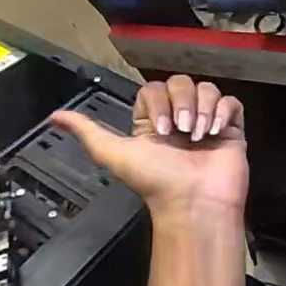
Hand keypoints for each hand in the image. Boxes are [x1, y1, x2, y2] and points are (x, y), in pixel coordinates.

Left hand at [50, 75, 247, 227]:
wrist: (194, 202)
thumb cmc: (156, 180)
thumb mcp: (115, 155)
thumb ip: (88, 133)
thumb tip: (54, 117)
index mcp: (153, 122)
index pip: (156, 88)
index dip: (158, 102)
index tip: (160, 129)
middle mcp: (180, 117)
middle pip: (182, 83)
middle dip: (182, 104)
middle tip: (181, 131)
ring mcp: (207, 121)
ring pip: (208, 89)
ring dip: (203, 109)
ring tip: (200, 135)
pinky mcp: (231, 128)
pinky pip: (231, 102)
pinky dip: (223, 112)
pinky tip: (215, 132)